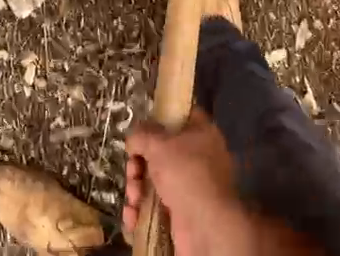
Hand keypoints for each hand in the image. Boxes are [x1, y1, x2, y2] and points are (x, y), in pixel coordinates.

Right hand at [123, 112, 315, 255]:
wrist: (206, 226)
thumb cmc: (185, 174)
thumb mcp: (157, 144)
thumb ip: (141, 134)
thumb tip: (133, 140)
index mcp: (201, 132)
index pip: (181, 113)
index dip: (160, 115)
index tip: (141, 125)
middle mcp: (198, 157)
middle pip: (159, 150)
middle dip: (138, 163)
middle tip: (132, 171)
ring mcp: (190, 186)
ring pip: (154, 178)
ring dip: (136, 188)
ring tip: (134, 199)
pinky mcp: (182, 211)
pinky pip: (156, 203)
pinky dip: (141, 209)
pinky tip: (133, 217)